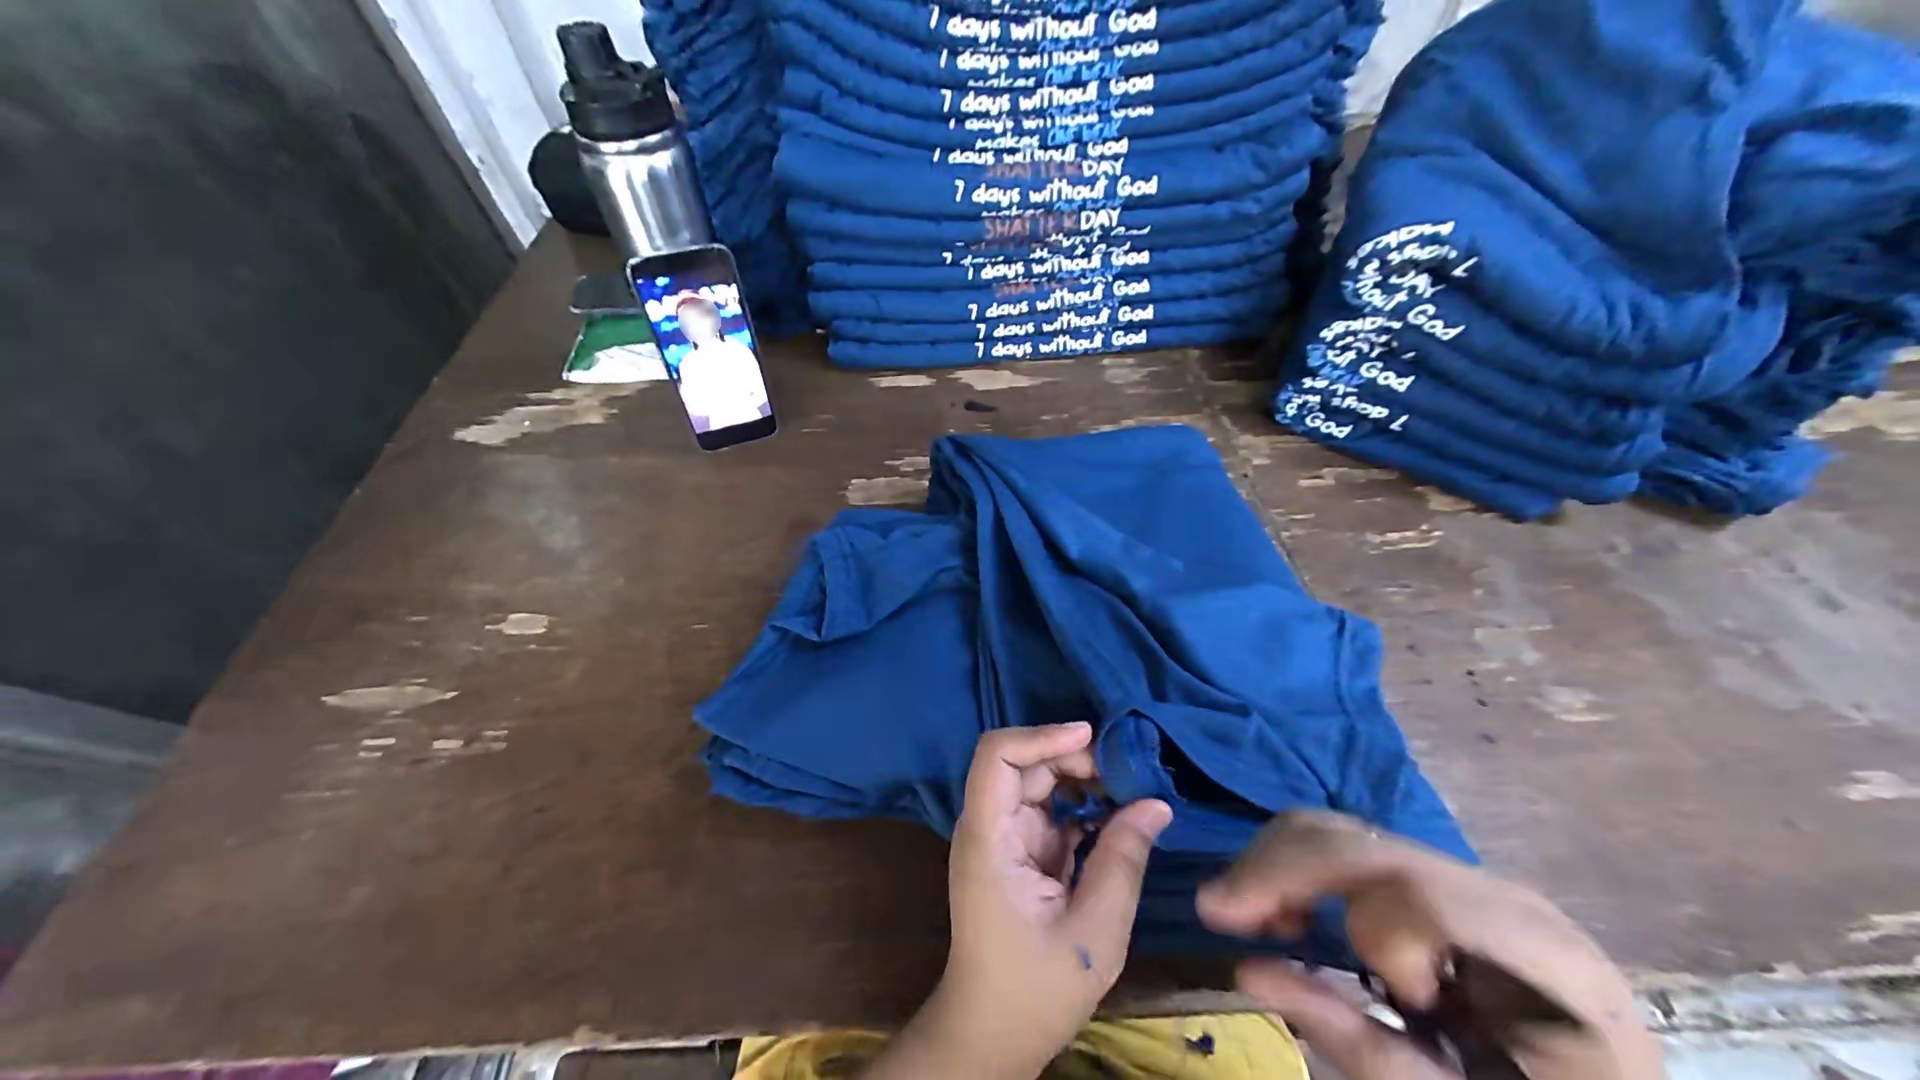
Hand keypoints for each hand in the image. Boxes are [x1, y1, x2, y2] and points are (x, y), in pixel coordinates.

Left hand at [865, 723, 1172, 1079]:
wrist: (993, 1031)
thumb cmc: (1036, 988)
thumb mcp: (1094, 930)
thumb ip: (1122, 860)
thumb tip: (1155, 803)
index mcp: (989, 838)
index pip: (996, 757)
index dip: (1040, 736)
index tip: (1090, 738)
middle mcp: (989, 826)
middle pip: (1023, 764)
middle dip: (1074, 759)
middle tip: (1128, 775)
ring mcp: (1003, 837)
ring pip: (1038, 783)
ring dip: (1081, 780)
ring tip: (1130, 791)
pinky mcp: (1019, 851)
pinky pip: (1049, 811)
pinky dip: (1082, 807)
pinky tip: (1117, 817)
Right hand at [1197, 812, 1663, 1079]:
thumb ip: (1359, 1045)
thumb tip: (1248, 971)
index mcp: (1542, 957)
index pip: (1425, 898)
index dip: (1373, 934)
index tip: (1366, 995)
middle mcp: (1498, 890)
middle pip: (1364, 844)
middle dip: (1277, 871)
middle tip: (1217, 914)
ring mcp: (1464, 873)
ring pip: (1340, 829)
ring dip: (1277, 861)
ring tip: (1249, 915)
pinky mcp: (1433, 874)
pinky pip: (1346, 843)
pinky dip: (1296, 863)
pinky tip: (1286, 908)